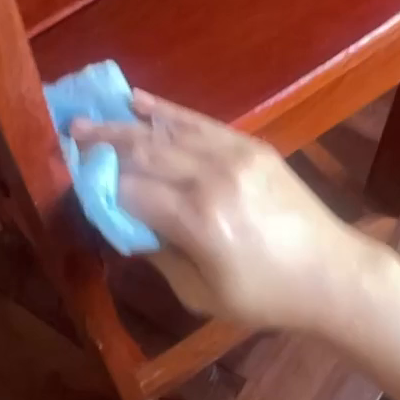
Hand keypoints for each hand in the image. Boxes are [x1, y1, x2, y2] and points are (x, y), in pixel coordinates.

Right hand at [71, 90, 387, 331]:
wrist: (332, 274)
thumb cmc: (265, 297)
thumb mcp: (200, 294)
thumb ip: (158, 254)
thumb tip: (126, 224)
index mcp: (198, 221)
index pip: (130, 191)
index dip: (98, 186)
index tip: (72, 181)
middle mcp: (212, 179)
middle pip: (143, 153)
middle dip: (101, 144)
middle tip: (67, 135)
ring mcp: (234, 155)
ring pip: (166, 132)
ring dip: (124, 124)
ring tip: (88, 119)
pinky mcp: (251, 146)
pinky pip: (198, 122)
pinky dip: (165, 112)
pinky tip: (138, 101)